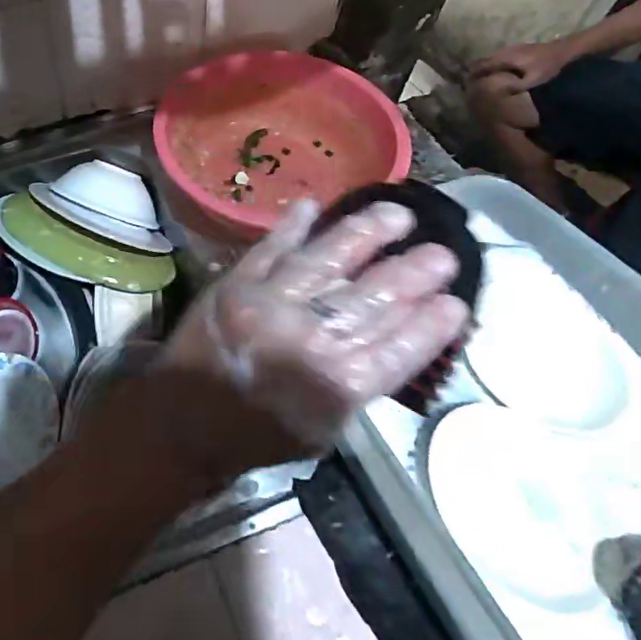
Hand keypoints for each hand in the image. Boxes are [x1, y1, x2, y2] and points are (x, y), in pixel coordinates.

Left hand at [150, 200, 469, 481]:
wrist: (183, 420)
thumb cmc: (259, 433)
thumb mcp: (325, 427)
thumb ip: (359, 383)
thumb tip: (395, 339)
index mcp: (339, 384)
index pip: (400, 347)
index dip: (431, 323)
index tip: (456, 302)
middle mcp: (309, 339)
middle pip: (371, 298)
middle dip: (411, 273)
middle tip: (441, 254)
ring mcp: (269, 304)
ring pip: (326, 262)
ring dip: (363, 234)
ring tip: (396, 214)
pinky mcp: (233, 286)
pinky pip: (268, 250)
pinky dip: (290, 228)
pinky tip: (312, 206)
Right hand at [470, 39, 580, 91]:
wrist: (564, 49)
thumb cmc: (548, 66)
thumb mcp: (533, 80)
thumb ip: (515, 86)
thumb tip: (498, 91)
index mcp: (504, 60)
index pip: (481, 66)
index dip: (472, 75)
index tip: (467, 84)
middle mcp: (503, 52)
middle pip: (483, 61)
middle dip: (476, 70)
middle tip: (473, 82)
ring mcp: (509, 48)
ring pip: (490, 57)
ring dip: (485, 66)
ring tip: (483, 77)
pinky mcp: (516, 48)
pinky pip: (498, 56)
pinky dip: (494, 63)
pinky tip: (498, 69)